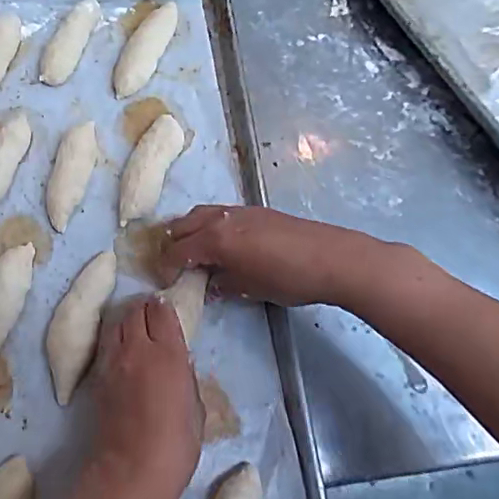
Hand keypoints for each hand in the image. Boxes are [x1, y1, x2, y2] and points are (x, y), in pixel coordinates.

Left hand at [84, 297, 199, 498]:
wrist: (131, 470)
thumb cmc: (175, 446)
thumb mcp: (196, 409)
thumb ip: (186, 377)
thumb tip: (179, 362)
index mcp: (167, 354)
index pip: (161, 310)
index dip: (165, 306)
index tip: (168, 309)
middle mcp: (136, 348)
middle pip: (135, 309)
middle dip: (144, 308)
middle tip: (153, 315)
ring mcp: (111, 360)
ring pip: (115, 322)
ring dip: (126, 319)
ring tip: (136, 328)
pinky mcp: (95, 374)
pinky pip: (105, 343)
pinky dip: (114, 338)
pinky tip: (123, 351)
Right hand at [159, 205, 399, 307]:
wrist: (333, 258)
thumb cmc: (288, 278)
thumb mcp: (249, 288)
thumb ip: (222, 283)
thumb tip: (209, 284)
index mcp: (214, 239)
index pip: (176, 251)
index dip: (165, 267)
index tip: (164, 280)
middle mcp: (220, 218)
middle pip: (181, 226)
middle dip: (171, 244)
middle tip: (173, 264)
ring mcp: (238, 210)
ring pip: (198, 214)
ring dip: (188, 230)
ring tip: (192, 250)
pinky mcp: (255, 210)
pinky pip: (218, 213)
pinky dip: (208, 225)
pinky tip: (220, 242)